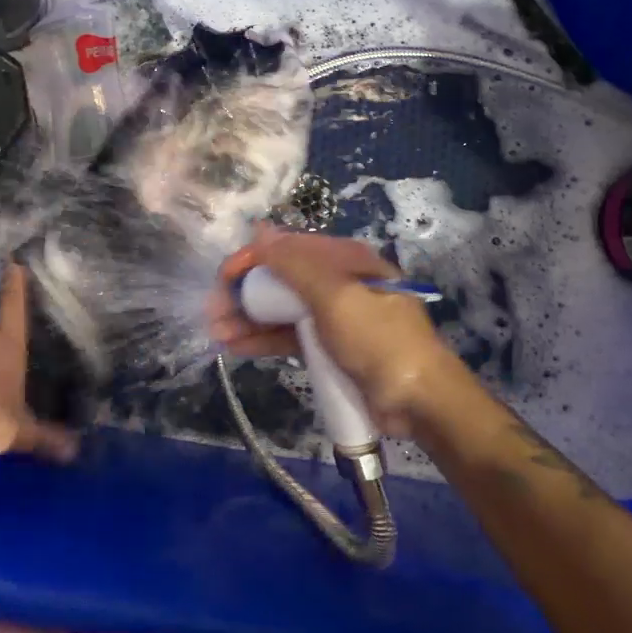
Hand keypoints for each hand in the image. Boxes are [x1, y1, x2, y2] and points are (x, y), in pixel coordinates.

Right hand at [208, 226, 466, 434]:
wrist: (418, 402)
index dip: (252, 259)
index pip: (288, 249)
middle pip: (278, 280)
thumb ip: (294, 264)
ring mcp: (330, 316)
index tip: (224, 277)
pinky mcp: (326, 346)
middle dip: (243, 293)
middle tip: (213, 310)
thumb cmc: (379, 341)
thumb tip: (260, 230)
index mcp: (346, 262)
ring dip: (245, 318)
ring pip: (278, 309)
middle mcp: (336, 283)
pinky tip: (234, 346)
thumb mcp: (335, 296)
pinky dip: (259, 338)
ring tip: (216, 332)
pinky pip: (285, 335)